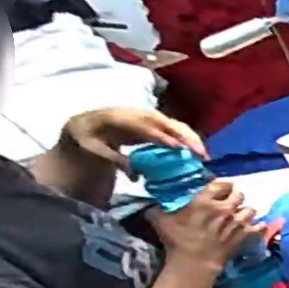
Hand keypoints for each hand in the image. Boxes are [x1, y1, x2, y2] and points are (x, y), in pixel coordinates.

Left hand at [63, 107, 205, 167]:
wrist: (86, 124)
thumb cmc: (87, 137)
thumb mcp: (91, 149)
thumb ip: (113, 158)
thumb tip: (136, 175)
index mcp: (113, 117)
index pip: (141, 125)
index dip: (160, 135)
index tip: (176, 147)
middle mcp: (134, 112)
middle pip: (164, 122)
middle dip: (184, 136)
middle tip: (199, 153)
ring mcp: (147, 115)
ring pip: (174, 124)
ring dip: (192, 138)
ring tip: (203, 154)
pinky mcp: (156, 121)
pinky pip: (176, 127)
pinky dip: (189, 137)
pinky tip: (197, 150)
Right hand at [147, 180, 261, 271]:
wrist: (196, 259)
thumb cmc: (177, 238)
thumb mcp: (160, 219)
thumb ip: (158, 207)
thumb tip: (153, 201)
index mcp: (205, 202)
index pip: (222, 185)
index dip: (222, 185)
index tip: (219, 188)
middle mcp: (227, 208)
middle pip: (240, 195)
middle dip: (234, 196)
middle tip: (228, 201)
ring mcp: (240, 220)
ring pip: (250, 209)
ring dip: (244, 211)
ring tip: (238, 215)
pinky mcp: (248, 233)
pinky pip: (261, 225)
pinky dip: (259, 225)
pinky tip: (254, 226)